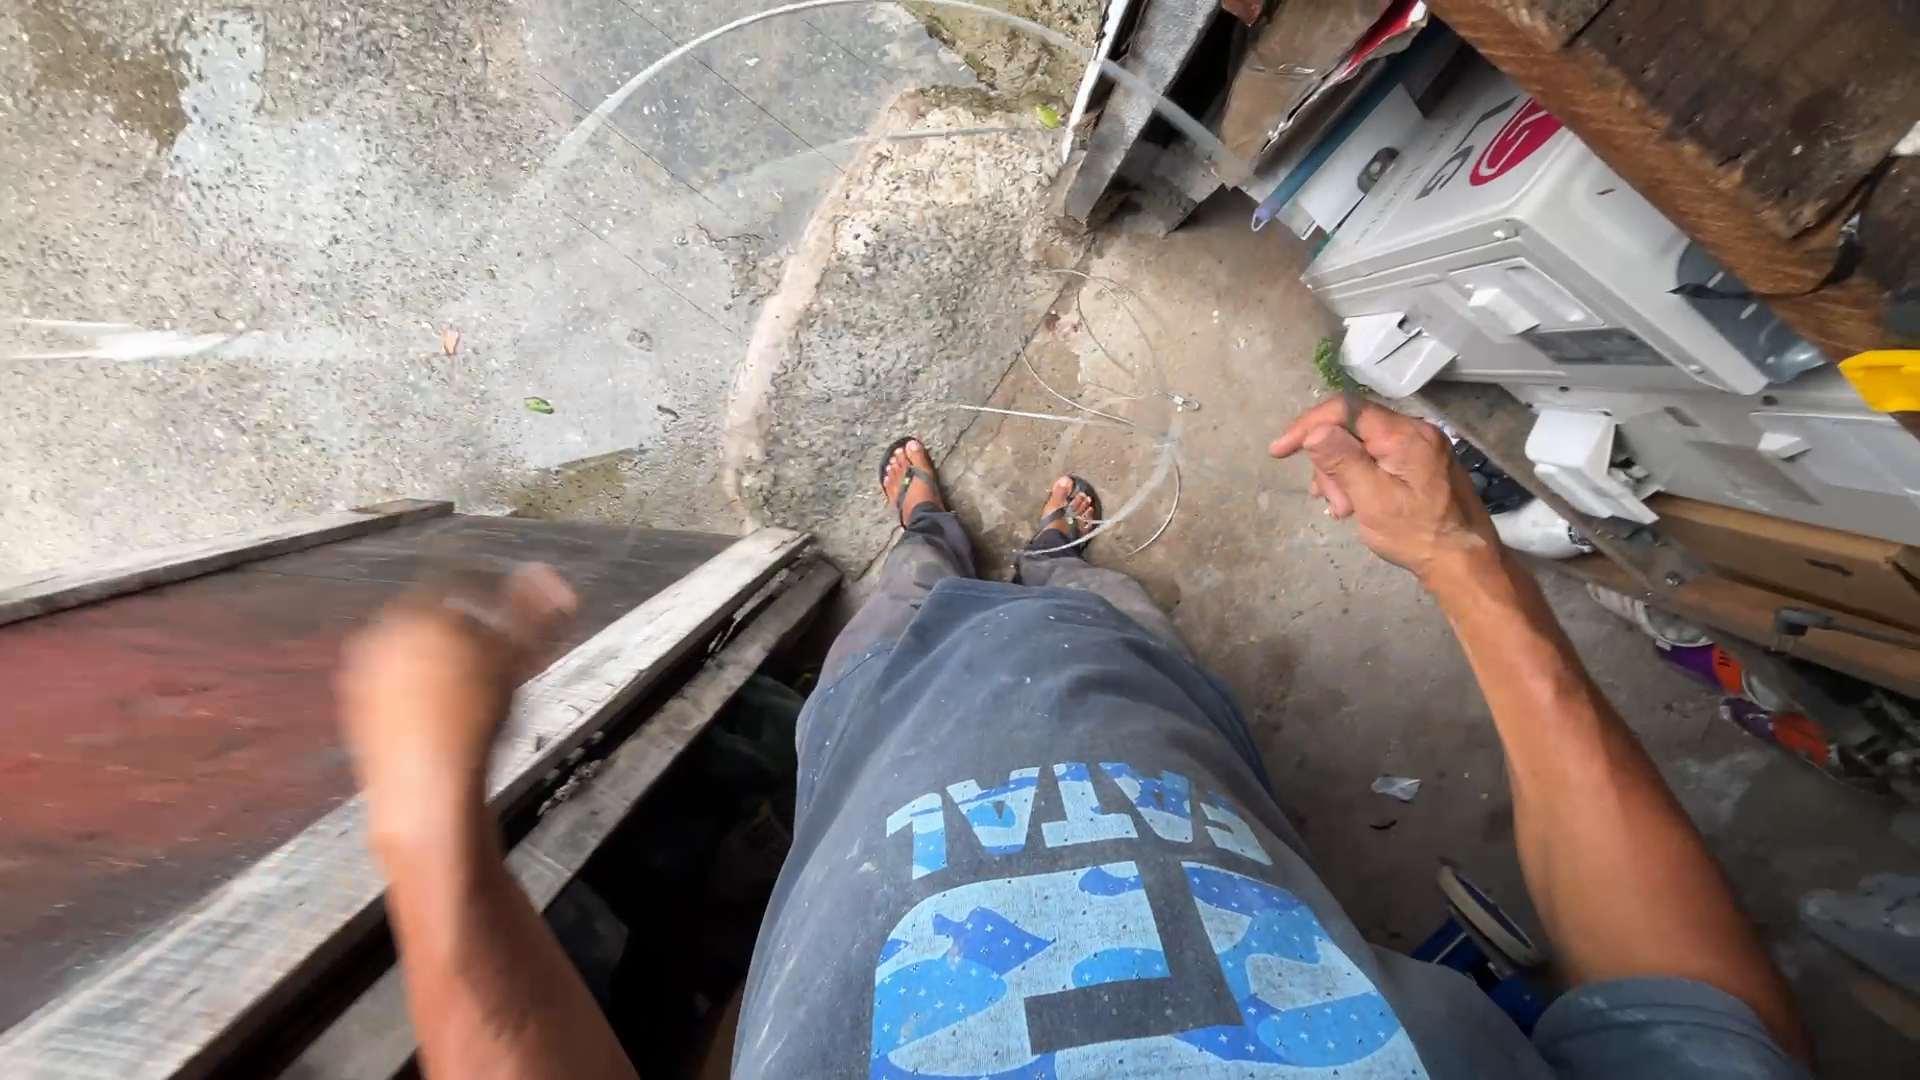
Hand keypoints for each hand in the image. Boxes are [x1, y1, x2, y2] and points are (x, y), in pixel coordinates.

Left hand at [337, 563, 575, 847]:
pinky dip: (432, 683)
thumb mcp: (518, 655)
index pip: (463, 583)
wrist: (426, 786)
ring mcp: (363, 673)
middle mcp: (380, 635)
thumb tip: (548, 573)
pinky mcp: (359, 708)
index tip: (524, 613)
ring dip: (456, 655)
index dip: (500, 594)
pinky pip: (403, 678)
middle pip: (441, 616)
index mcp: (414, 612)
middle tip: (510, 648)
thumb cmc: (474, 714)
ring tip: (488, 681)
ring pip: (422, 648)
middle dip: (477, 626)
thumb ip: (535, 608)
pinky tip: (457, 707)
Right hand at [1269, 399, 1499, 588]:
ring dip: (1340, 475)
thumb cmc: (1416, 533)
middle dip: (1329, 462)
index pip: (1345, 410)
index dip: (1307, 425)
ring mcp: (1417, 446)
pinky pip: (1373, 458)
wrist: (1463, 561)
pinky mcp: (1417, 462)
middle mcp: (1413, 431)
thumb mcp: (1372, 499)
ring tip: (1345, 508)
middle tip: (1331, 501)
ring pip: (1358, 445)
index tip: (1280, 451)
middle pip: (1349, 429)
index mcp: (1404, 435)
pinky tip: (1352, 502)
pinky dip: (1355, 477)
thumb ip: (1343, 461)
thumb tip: (1314, 431)